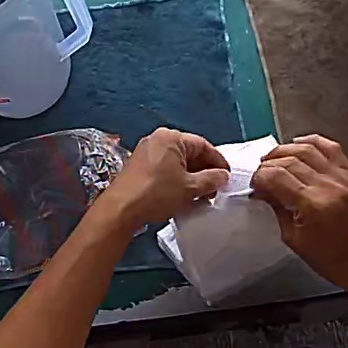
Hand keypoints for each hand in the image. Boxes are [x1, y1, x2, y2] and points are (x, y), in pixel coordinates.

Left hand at [95, 128, 230, 227]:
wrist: (120, 210)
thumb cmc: (157, 194)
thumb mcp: (190, 188)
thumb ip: (212, 179)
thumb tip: (223, 176)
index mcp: (171, 138)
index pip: (203, 145)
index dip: (218, 162)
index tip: (227, 177)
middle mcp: (157, 139)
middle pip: (190, 152)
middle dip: (205, 171)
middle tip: (215, 188)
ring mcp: (146, 152)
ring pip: (178, 161)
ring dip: (192, 177)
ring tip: (201, 194)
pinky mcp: (139, 165)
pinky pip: (165, 167)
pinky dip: (177, 178)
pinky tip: (184, 194)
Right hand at [249, 135, 347, 289]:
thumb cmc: (326, 257)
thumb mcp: (293, 237)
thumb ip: (277, 207)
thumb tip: (260, 190)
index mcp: (311, 204)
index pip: (277, 176)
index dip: (259, 176)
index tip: (254, 184)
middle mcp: (327, 185)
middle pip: (290, 160)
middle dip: (269, 163)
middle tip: (260, 172)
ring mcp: (341, 177)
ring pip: (308, 149)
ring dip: (286, 149)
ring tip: (274, 158)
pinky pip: (331, 148)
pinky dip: (313, 141)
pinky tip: (298, 144)